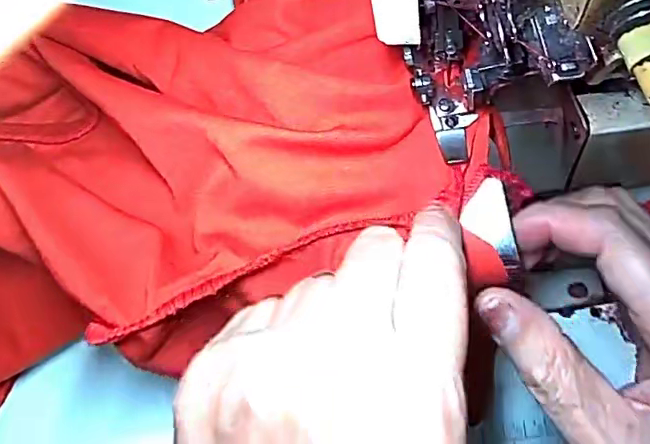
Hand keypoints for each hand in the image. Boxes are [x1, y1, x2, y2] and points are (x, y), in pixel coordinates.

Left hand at [174, 205, 469, 442]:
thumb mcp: (432, 435)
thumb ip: (438, 350)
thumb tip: (438, 273)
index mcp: (410, 394)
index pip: (433, 263)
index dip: (438, 236)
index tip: (435, 225)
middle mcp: (335, 364)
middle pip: (372, 250)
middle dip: (382, 274)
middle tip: (379, 319)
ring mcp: (264, 365)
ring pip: (315, 282)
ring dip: (325, 315)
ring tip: (322, 378)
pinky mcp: (211, 372)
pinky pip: (262, 310)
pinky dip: (274, 338)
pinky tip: (278, 390)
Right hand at [474, 188, 649, 443]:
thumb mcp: (611, 441)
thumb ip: (551, 370)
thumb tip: (494, 302)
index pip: (616, 235)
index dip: (553, 221)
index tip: (506, 235)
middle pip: (620, 215)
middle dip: (554, 217)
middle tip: (506, 244)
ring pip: (624, 221)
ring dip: (568, 225)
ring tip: (523, 254)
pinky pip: (629, 248)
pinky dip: (582, 245)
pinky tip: (552, 269)